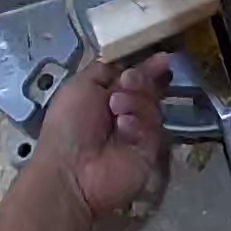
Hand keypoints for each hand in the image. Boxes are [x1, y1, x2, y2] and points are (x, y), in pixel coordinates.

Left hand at [36, 54, 171, 217]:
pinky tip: (123, 128)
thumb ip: (107, 67)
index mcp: (108, 96)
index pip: (136, 76)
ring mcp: (140, 131)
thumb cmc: (69, 126)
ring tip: (116, 109)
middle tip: (128, 82)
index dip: (148, 66)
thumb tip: (131, 62)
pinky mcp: (150, 150)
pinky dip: (138, 124)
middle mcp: (126, 111)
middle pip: (149, 86)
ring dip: (134, 101)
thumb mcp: (80, 85)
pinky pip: (153, 127)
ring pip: (153, 104)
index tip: (161, 57)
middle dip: (140, 80)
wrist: (70, 172)